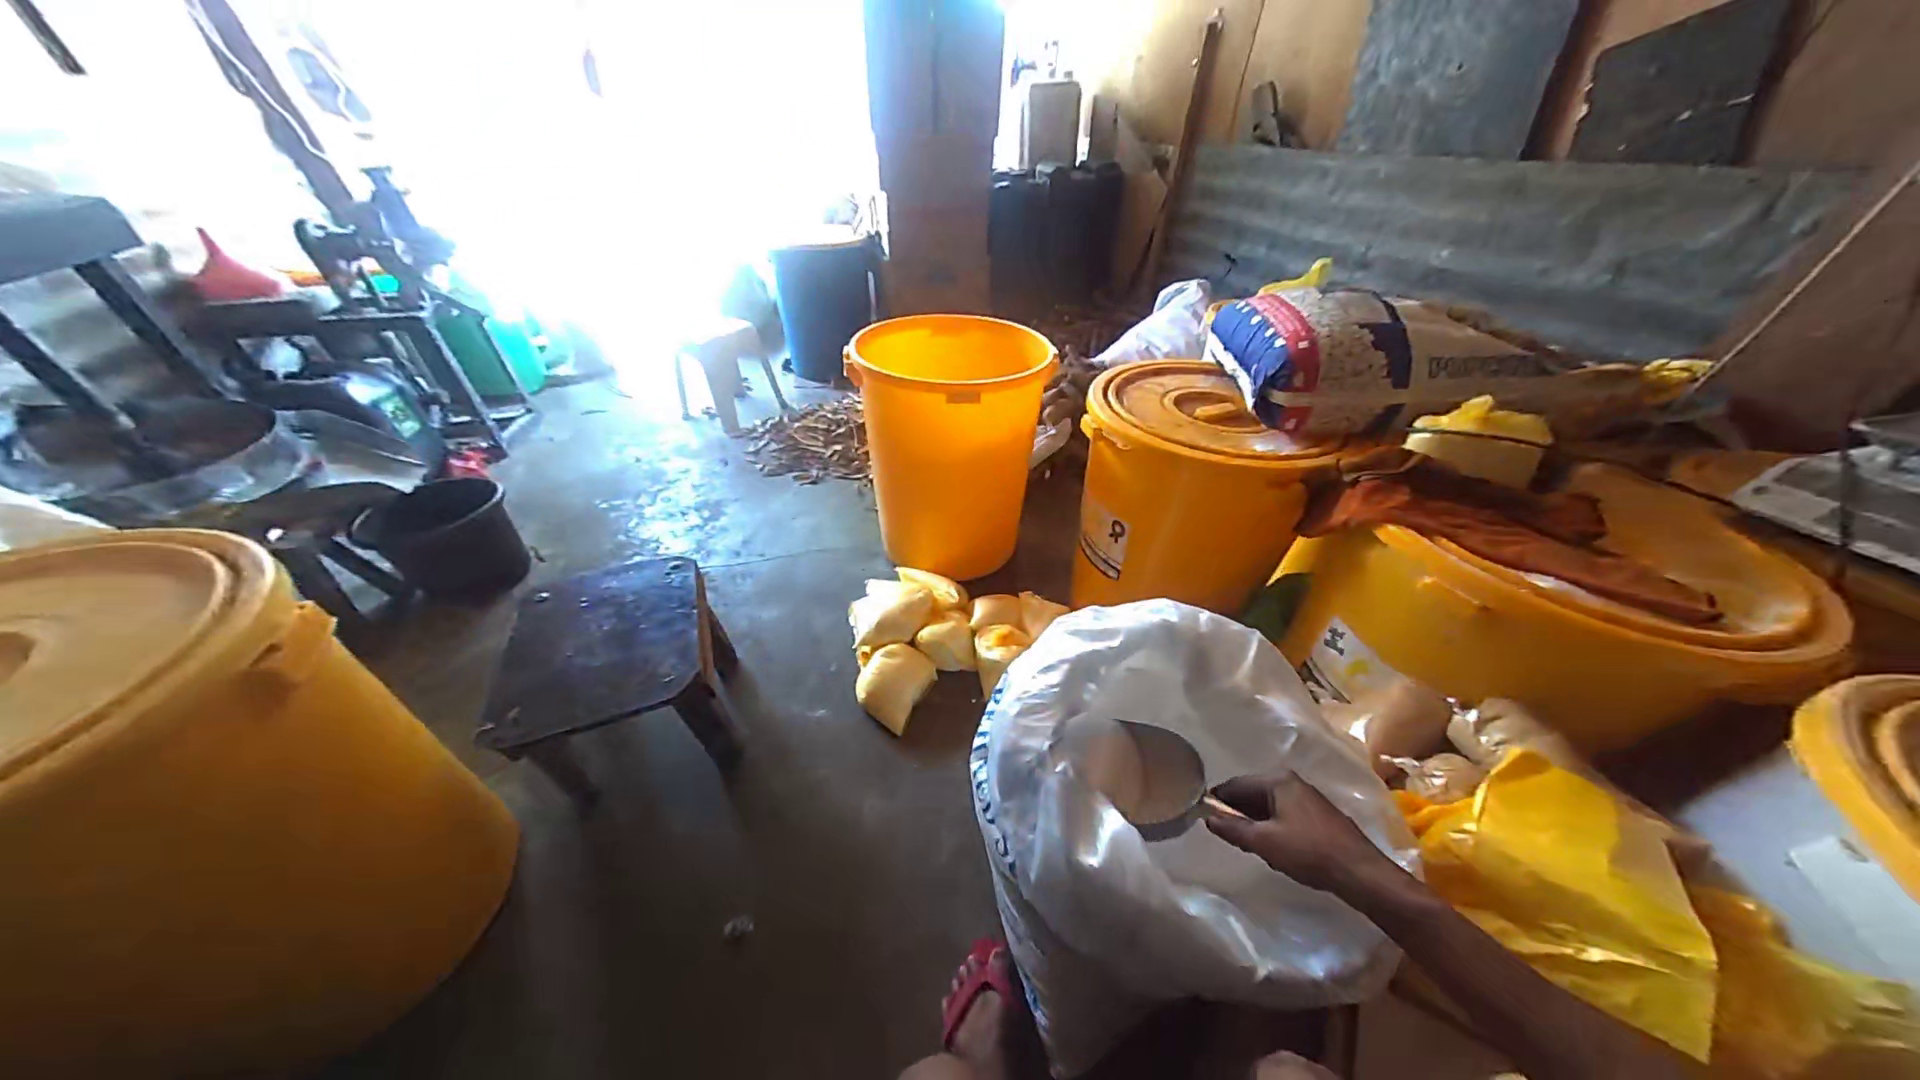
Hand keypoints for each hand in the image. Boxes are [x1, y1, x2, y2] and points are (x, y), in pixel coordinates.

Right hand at [1205, 774, 1395, 895]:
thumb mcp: (1263, 842)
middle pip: (1253, 794)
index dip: (1218, 800)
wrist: (1361, 874)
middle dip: (1239, 814)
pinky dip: (1274, 828)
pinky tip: (1277, 849)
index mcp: (1277, 780)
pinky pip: (1286, 815)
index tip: (1206, 817)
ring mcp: (1309, 798)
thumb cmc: (1308, 852)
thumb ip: (1232, 828)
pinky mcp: (1320, 816)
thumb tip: (1208, 818)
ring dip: (1257, 823)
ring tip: (1253, 845)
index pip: (1235, 784)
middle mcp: (1293, 782)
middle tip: (1230, 835)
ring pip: (1269, 806)